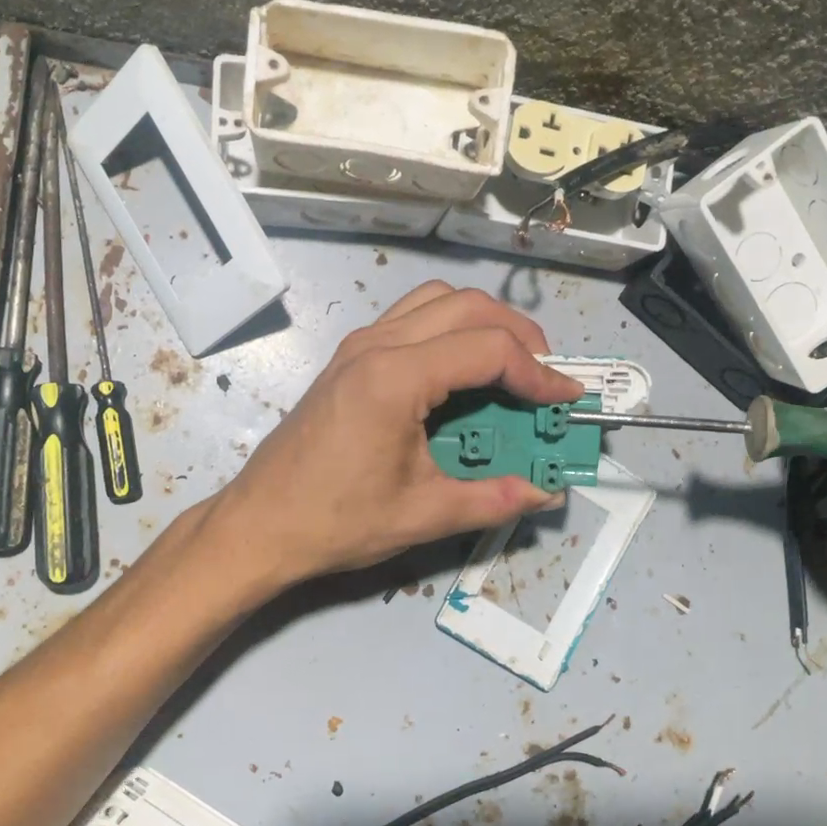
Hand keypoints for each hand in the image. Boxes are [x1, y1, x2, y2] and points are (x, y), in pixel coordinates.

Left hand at [207, 282, 581, 587]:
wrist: (260, 525)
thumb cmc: (335, 521)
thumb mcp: (423, 515)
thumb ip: (493, 499)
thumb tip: (547, 493)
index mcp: (395, 378)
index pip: (487, 349)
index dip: (538, 372)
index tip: (566, 400)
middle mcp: (376, 345)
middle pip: (466, 305)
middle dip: (517, 333)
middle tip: (545, 375)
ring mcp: (358, 346)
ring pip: (435, 300)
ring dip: (481, 322)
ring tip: (509, 364)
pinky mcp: (348, 358)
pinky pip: (409, 318)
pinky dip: (448, 328)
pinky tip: (459, 372)